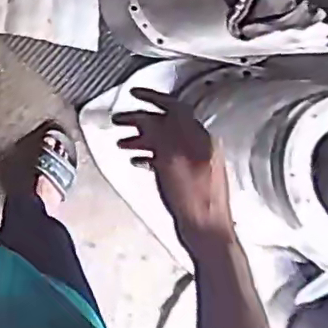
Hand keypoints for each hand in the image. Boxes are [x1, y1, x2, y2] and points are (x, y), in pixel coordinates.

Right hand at [115, 87, 235, 252]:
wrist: (208, 234)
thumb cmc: (192, 198)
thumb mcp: (170, 159)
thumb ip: (158, 134)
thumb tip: (146, 117)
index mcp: (200, 138)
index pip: (175, 107)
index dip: (152, 97)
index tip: (134, 93)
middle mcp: (201, 146)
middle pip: (167, 123)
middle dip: (140, 120)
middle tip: (119, 120)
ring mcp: (197, 162)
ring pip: (164, 140)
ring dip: (142, 138)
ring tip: (122, 142)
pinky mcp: (191, 177)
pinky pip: (166, 156)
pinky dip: (150, 154)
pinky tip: (137, 160)